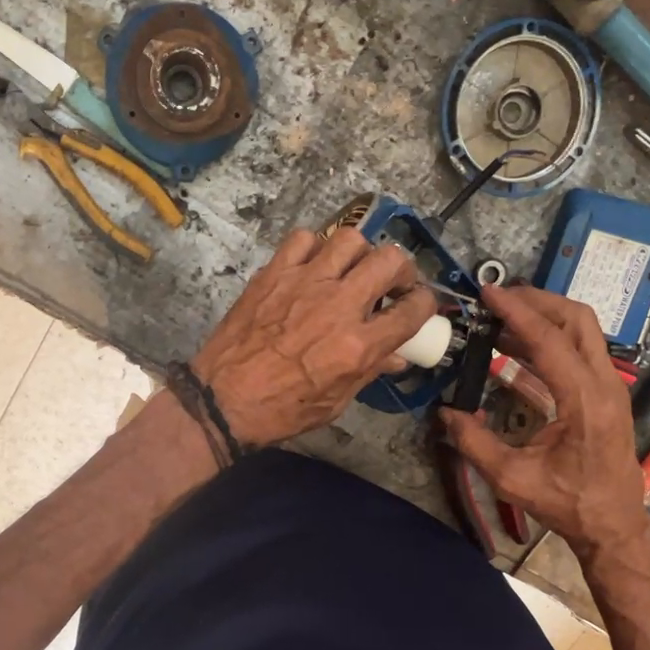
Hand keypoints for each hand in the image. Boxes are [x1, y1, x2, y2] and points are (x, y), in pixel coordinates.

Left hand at [192, 228, 438, 446]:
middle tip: (391, 284)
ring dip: (359, 253)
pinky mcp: (274, 274)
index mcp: (358, 345)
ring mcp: (304, 283)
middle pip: (390, 261)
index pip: (412, 309)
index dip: (426, 304)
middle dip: (400, 271)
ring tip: (352, 270)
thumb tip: (397, 357)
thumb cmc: (281, 410)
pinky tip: (312, 267)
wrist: (223, 400)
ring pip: (350, 239)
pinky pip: (303, 239)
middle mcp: (338, 305)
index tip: (419, 306)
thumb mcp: (335, 402)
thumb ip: (369, 371)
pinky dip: (314, 248)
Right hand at [438, 287, 647, 560]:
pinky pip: (581, 349)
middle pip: (577, 319)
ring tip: (502, 318)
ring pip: (584, 329)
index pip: (549, 340)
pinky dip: (551, 337)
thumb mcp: (512, 478)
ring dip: (545, 316)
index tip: (489, 293)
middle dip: (537, 300)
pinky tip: (516, 347)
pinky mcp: (607, 393)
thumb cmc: (567, 503)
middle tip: (498, 299)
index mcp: (584, 400)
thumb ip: (474, 443)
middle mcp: (604, 383)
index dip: (517, 312)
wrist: (614, 524)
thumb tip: (446, 414)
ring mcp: (611, 386)